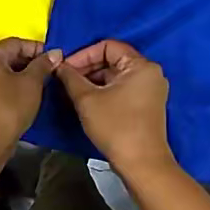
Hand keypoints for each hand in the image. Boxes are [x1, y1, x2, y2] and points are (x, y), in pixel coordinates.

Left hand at [0, 37, 60, 149]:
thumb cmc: (10, 106)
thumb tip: (55, 53)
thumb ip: (43, 65)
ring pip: (3, 72)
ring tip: (43, 83)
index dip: (37, 48)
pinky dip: (13, 86)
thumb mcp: (31, 83)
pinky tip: (29, 94)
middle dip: (31, 62)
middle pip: (8, 56)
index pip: (15, 43)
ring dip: (23, 75)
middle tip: (51, 71)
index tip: (55, 59)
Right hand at [54, 39, 175, 176]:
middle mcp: (150, 73)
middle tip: (64, 80)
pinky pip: (121, 88)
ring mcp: (150, 89)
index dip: (83, 55)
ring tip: (71, 92)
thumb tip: (58, 64)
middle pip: (112, 60)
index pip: (107, 46)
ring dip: (92, 80)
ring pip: (115, 75)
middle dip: (86, 68)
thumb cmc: (115, 126)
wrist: (141, 163)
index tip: (65, 69)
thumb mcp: (86, 99)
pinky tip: (86, 101)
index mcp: (140, 66)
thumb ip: (70, 77)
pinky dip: (103, 91)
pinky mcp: (146, 104)